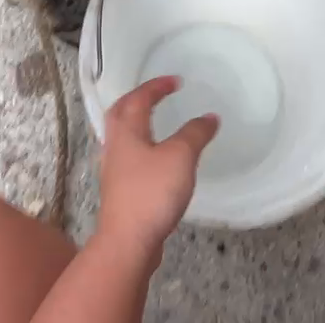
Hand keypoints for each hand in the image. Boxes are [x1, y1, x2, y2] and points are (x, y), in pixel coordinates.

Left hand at [95, 76, 218, 262]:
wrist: (127, 243)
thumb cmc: (152, 193)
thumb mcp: (181, 157)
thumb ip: (196, 133)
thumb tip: (210, 117)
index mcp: (127, 130)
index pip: (139, 98)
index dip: (157, 86)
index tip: (176, 81)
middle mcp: (115, 145)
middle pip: (121, 112)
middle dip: (138, 99)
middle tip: (158, 94)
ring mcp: (114, 169)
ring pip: (122, 135)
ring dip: (138, 122)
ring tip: (157, 122)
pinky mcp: (120, 190)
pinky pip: (128, 157)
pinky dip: (142, 146)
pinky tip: (155, 159)